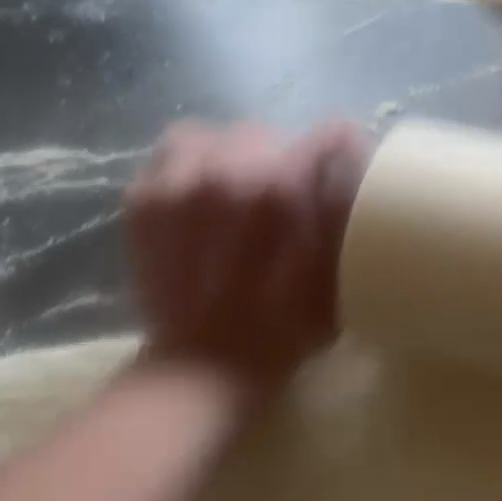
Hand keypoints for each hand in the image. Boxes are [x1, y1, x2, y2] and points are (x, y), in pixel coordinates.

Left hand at [123, 120, 369, 387]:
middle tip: (289, 196)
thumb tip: (357, 158)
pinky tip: (204, 196)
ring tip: (241, 189)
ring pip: (218, 135)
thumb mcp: (341, 272)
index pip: (332, 136)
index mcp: (285, 188)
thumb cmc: (288, 326)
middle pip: (271, 134)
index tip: (346, 171)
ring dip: (236, 156)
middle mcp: (230, 170)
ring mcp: (179, 181)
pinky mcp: (144, 197)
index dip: (346, 152)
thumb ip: (348, 208)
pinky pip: (176, 151)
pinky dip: (195, 164)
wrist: (205, 366)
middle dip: (287, 159)